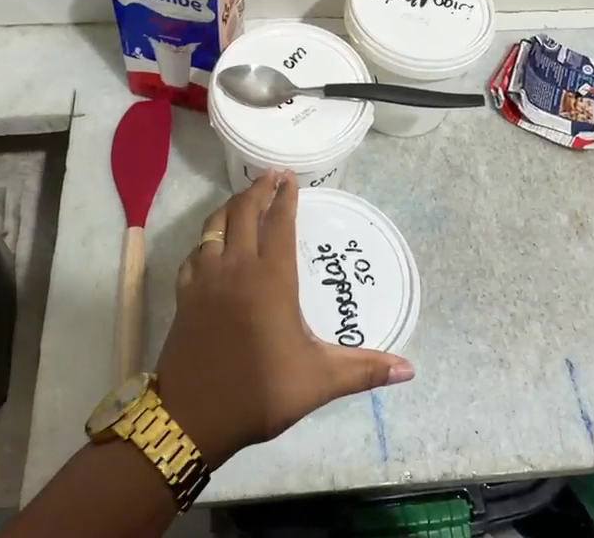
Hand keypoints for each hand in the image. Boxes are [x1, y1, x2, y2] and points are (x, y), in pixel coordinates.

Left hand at [154, 171, 413, 464]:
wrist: (192, 417)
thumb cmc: (260, 392)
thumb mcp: (318, 381)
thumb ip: (363, 369)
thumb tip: (409, 370)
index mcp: (271, 278)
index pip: (278, 223)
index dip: (285, 197)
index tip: (290, 178)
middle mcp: (236, 267)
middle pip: (242, 212)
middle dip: (257, 190)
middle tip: (270, 177)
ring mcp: (205, 279)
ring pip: (213, 225)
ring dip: (229, 207)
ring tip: (243, 200)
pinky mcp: (184, 294)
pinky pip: (195, 253)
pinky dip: (206, 240)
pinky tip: (211, 247)